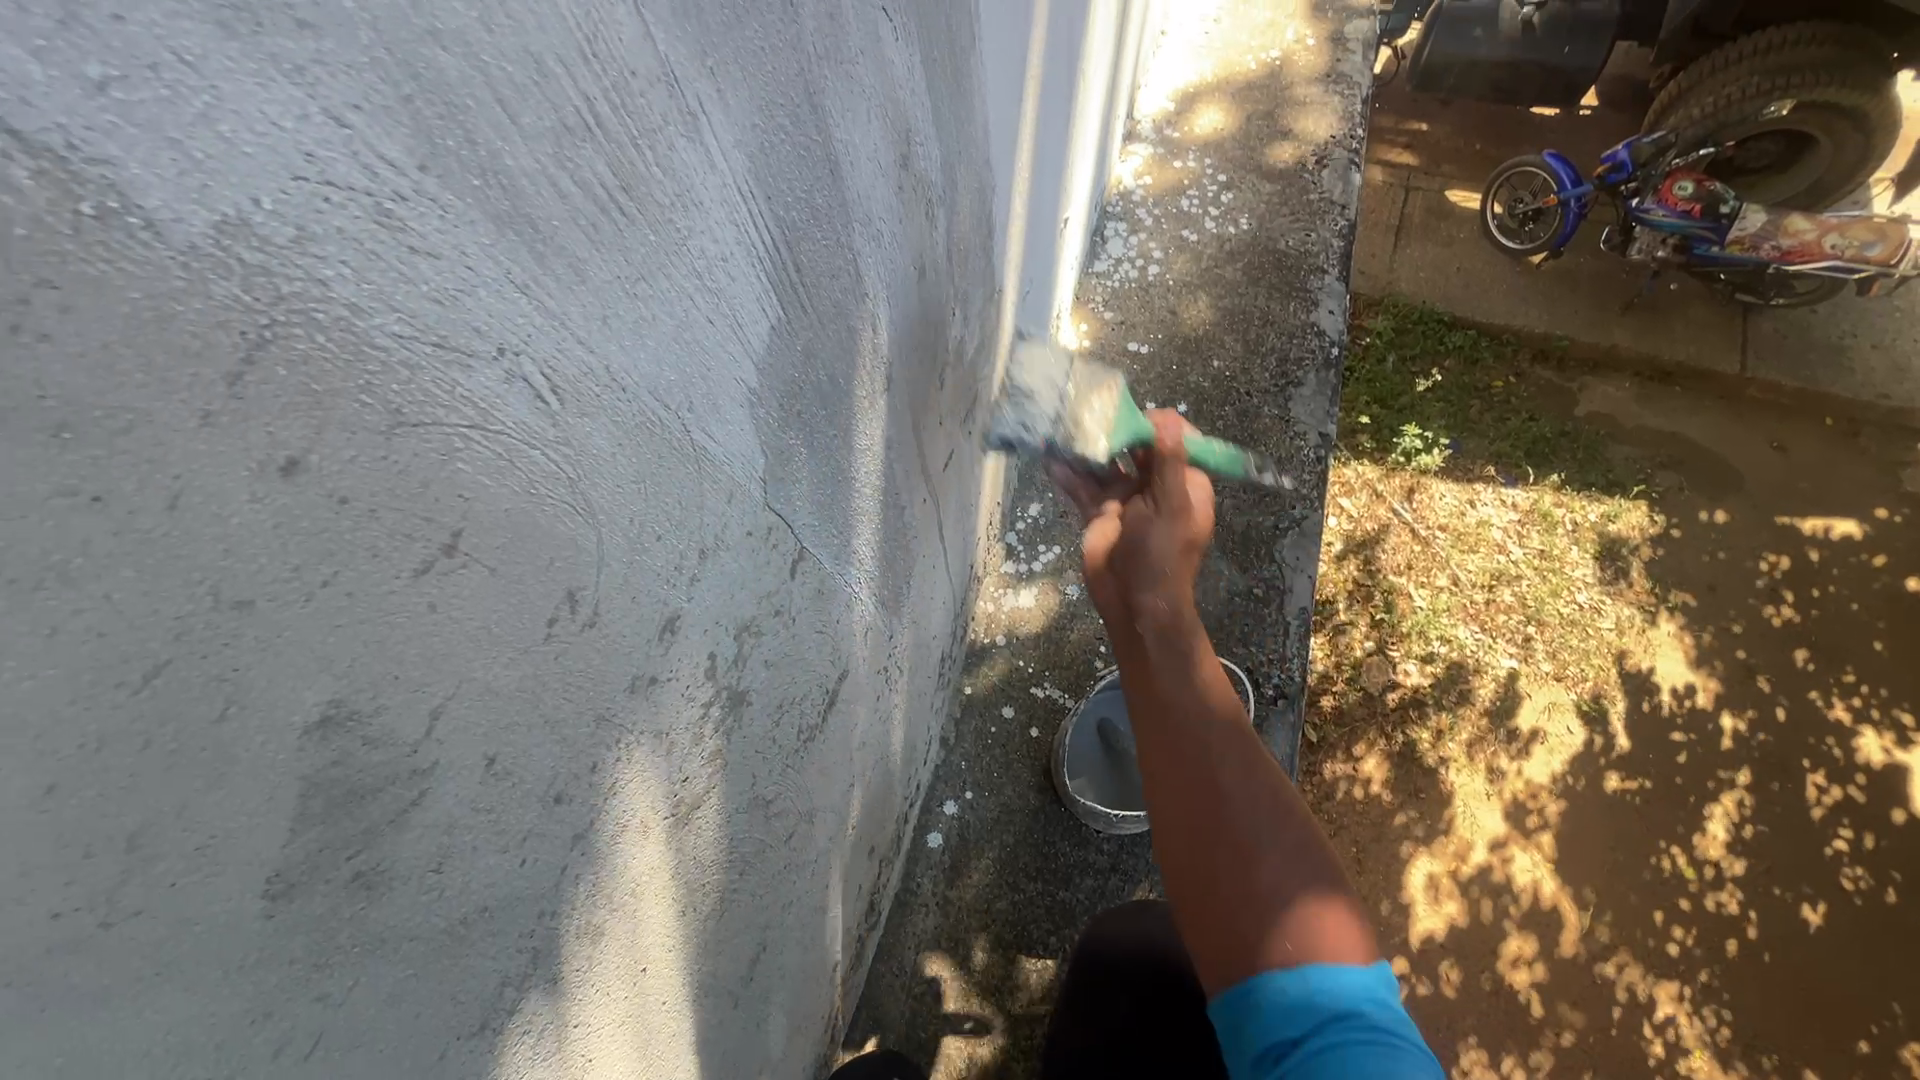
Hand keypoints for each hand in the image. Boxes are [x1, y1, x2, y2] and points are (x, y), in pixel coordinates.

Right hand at [1047, 410, 1214, 629]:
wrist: (1134, 602)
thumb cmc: (1162, 555)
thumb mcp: (1171, 507)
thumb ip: (1168, 462)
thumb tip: (1166, 417)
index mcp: (1184, 483)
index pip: (1177, 441)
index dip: (1158, 425)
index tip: (1136, 417)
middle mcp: (1155, 486)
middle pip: (1136, 447)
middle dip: (1116, 429)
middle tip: (1093, 412)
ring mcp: (1125, 498)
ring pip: (1105, 464)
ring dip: (1086, 447)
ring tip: (1064, 425)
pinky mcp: (1098, 511)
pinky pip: (1082, 485)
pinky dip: (1067, 471)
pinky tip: (1048, 455)